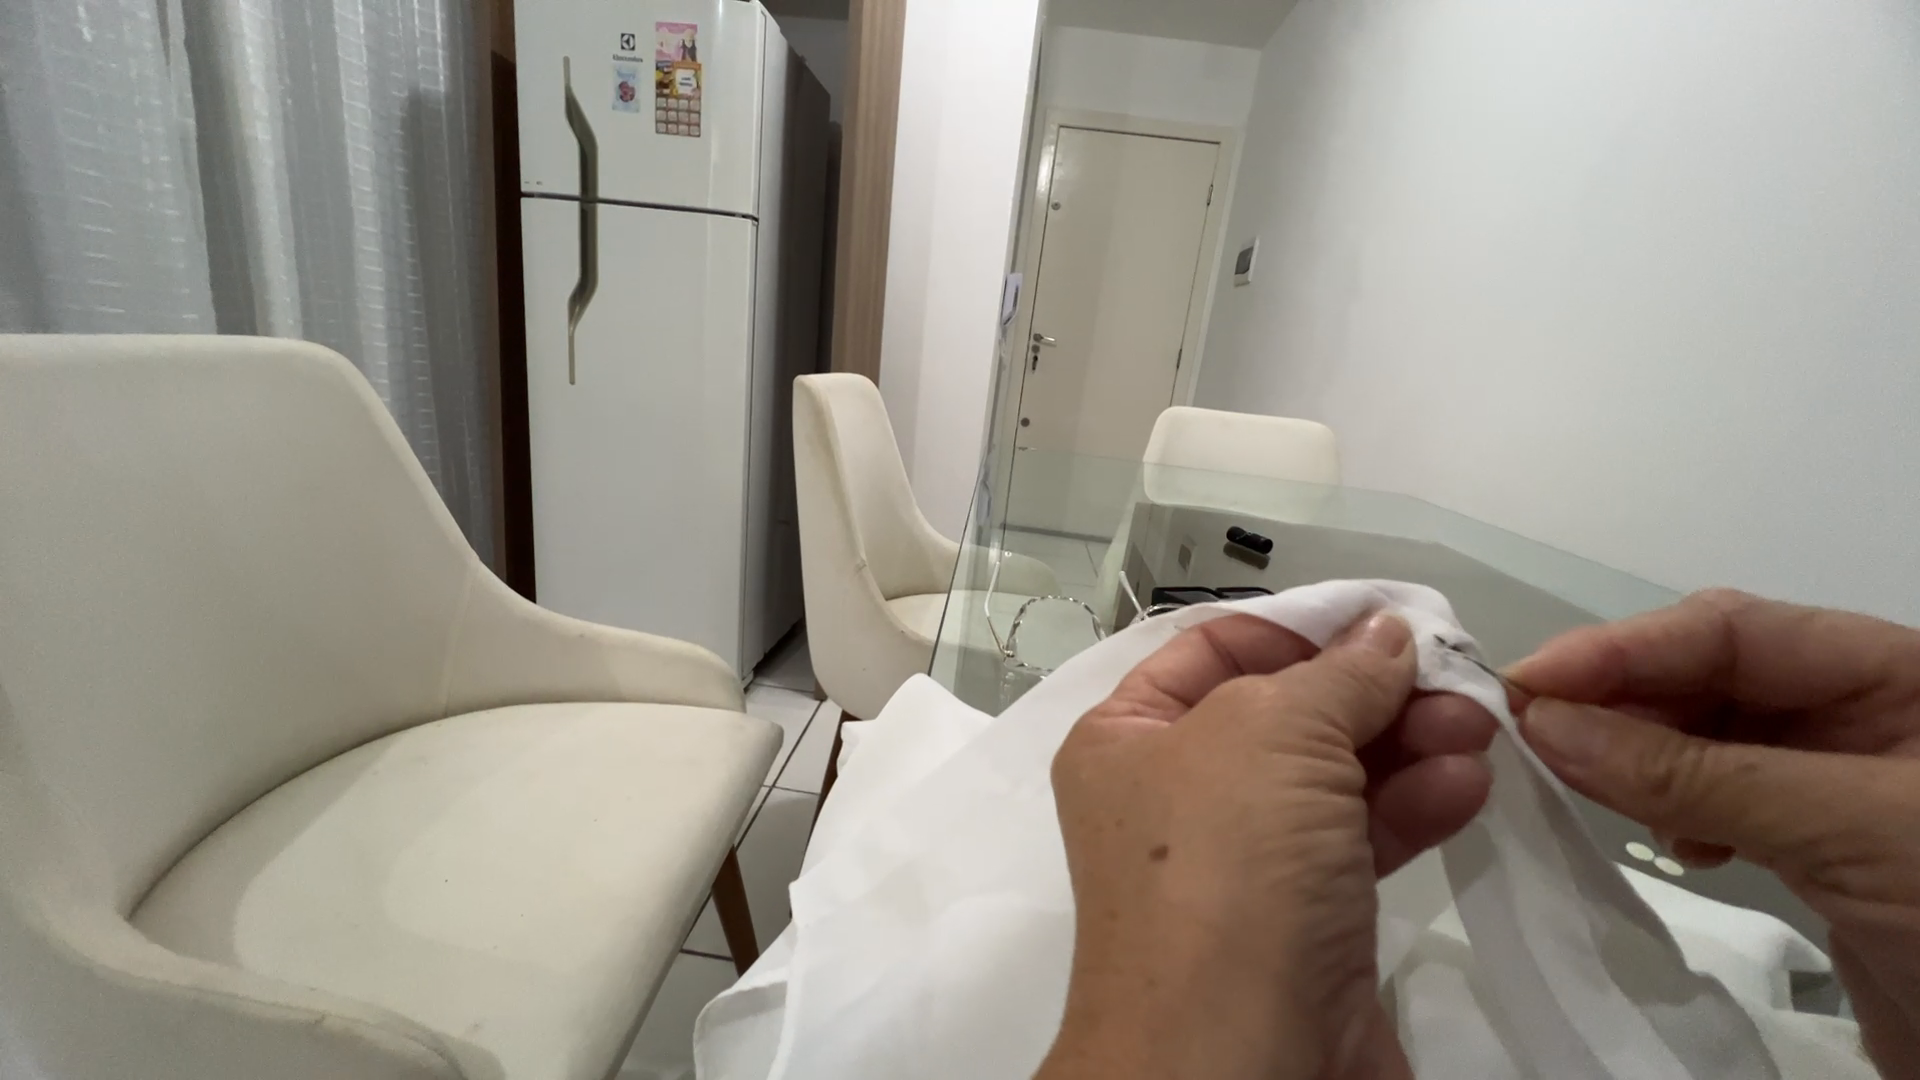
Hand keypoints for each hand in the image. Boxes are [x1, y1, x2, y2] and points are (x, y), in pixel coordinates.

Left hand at [1036, 612, 1496, 1079]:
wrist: (1237, 1067)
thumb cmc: (1224, 863)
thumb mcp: (1269, 734)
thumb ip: (1334, 675)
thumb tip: (1385, 632)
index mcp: (1124, 735)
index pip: (1208, 650)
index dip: (1292, 626)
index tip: (1379, 614)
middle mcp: (1169, 789)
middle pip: (1276, 711)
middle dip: (1363, 689)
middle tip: (1450, 673)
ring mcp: (1233, 855)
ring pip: (1323, 774)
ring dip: (1400, 742)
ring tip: (1476, 720)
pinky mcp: (1295, 915)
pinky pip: (1352, 838)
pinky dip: (1407, 805)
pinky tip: (1467, 780)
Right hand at [1510, 589, 1919, 1076]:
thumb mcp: (1855, 835)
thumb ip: (1689, 773)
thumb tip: (1538, 722)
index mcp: (1902, 678)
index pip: (1728, 630)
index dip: (1618, 648)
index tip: (1526, 684)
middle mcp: (1865, 715)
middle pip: (1702, 675)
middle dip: (1615, 701)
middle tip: (1534, 734)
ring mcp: (1835, 781)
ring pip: (1694, 737)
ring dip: (1630, 758)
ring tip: (1586, 786)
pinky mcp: (1815, 843)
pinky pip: (1709, 797)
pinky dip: (1665, 810)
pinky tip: (1674, 843)